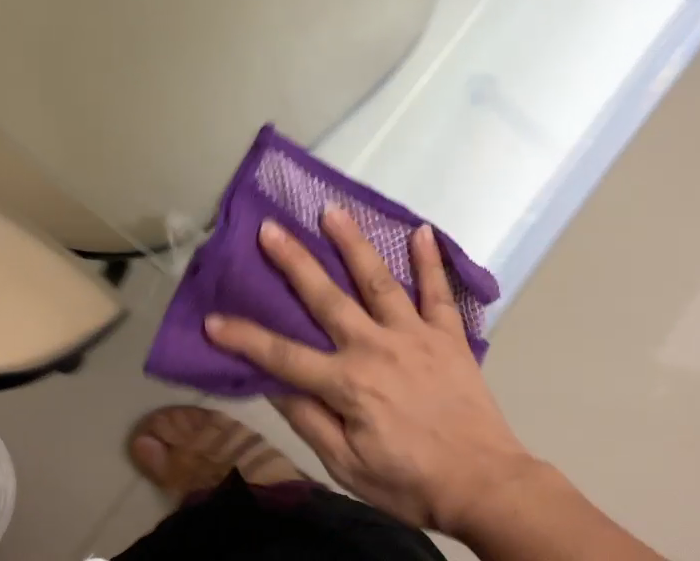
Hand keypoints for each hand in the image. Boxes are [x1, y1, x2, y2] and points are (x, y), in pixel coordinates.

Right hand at [204, 211, 540, 537]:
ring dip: (352, 244)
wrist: (488, 488)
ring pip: (377, 282)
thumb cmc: (411, 482)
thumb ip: (308, 420)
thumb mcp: (347, 467)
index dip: (243, 337)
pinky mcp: (448, 338)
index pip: (282, 356)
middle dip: (293, 261)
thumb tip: (269, 382)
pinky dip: (431, 262)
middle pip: (326, 298)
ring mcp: (414, 337)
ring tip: (331, 210)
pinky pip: (438, 294)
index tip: (211, 319)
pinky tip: (423, 231)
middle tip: (268, 227)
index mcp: (346, 383)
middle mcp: (375, 348)